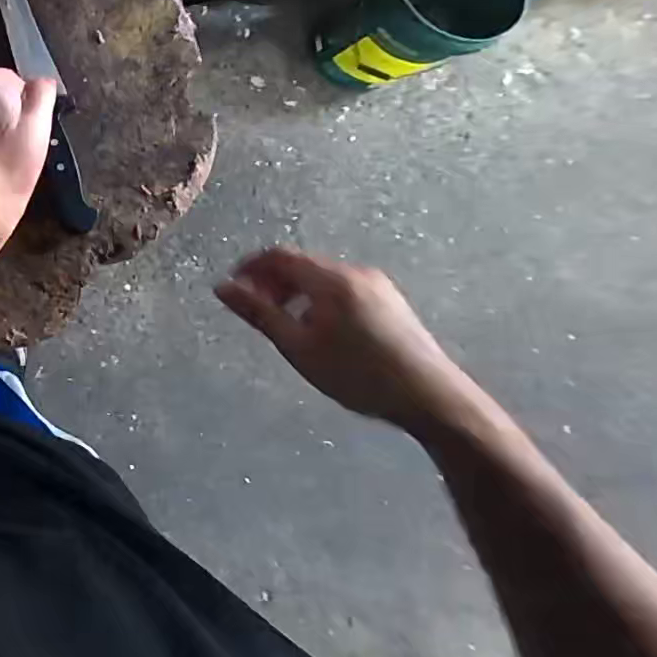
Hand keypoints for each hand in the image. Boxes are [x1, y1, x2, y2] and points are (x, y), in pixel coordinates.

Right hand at [215, 247, 485, 438]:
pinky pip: (340, 287)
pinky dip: (317, 298)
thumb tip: (221, 287)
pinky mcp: (390, 301)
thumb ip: (257, 312)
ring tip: (285, 322)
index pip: (278, 255)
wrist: (435, 401)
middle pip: (299, 263)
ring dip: (293, 291)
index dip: (249, 267)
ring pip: (319, 276)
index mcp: (331, 279)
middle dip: (270, 281)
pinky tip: (318, 328)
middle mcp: (355, 273)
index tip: (233, 289)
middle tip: (256, 309)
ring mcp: (377, 286)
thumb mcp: (296, 345)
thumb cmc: (357, 373)